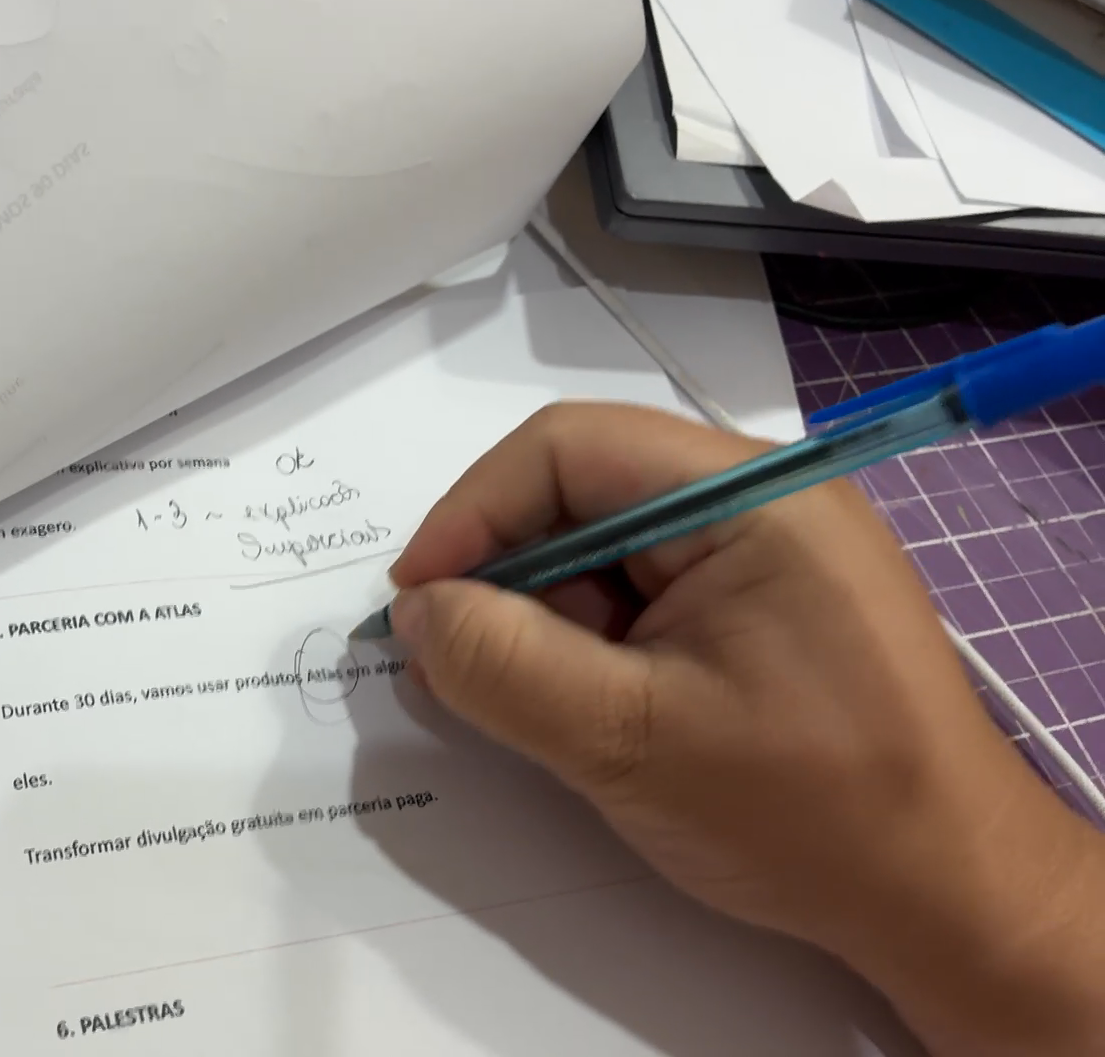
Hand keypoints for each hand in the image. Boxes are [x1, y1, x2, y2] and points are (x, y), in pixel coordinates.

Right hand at [387, 401, 1104, 1056]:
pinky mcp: (722, 598)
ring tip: (497, 686)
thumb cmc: (808, 819)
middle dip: (494, 569)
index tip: (417, 593)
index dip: (471, 509)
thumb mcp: (625, 740)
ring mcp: (736, 550)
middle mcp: (744, 502)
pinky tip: (546, 691)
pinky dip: (554, 633)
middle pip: (565, 492)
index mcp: (749, 501)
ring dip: (520, 610)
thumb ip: (499, 664)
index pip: (565, 449)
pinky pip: (605, 587)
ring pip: (575, 544)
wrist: (946, 910)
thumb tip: (412, 611)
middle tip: (447, 647)